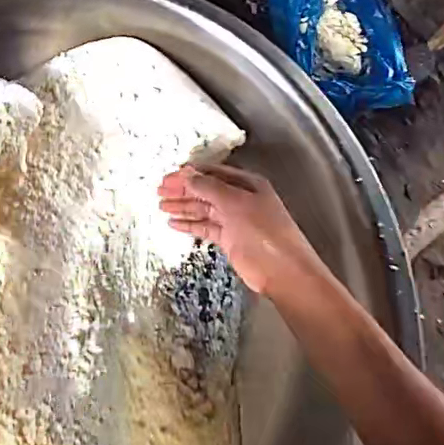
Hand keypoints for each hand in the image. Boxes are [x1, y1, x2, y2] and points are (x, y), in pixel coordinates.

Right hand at [157, 163, 322, 295]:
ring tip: (161, 206)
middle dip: (182, 190)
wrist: (284, 271)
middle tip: (159, 191)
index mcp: (246, 183)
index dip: (189, 174)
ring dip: (183, 206)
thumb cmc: (263, 232)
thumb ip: (208, 187)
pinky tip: (174, 223)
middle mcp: (240, 199)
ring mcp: (235, 220)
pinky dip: (190, 224)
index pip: (212, 173)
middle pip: (205, 190)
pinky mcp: (230, 239)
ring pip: (203, 209)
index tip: (168, 177)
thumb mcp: (235, 203)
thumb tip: (187, 173)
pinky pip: (205, 227)